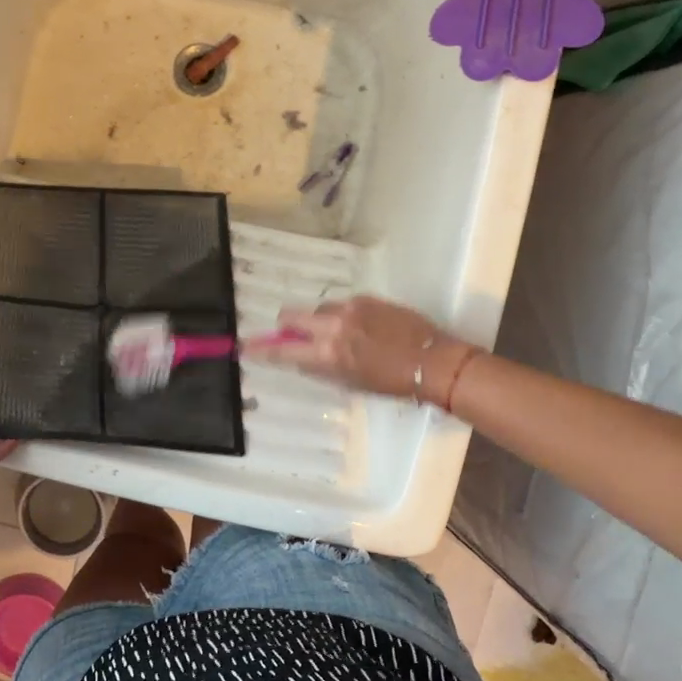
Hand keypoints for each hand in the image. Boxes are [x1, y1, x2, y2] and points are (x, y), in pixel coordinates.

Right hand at [251, 296, 477, 403]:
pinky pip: (342, 305)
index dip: (262, 349)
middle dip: (287, 325)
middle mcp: (334, 325)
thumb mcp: (351, 382)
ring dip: (318, 321)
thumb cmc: (394, 382)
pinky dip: (342, 316)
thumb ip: (321, 366)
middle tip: (293, 335)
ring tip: (340, 336)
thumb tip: (300, 357)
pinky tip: (361, 329)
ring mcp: (350, 308)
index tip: (245, 346)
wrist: (436, 362)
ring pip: (318, 309)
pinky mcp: (367, 298)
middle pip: (291, 315)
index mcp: (328, 352)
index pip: (283, 349)